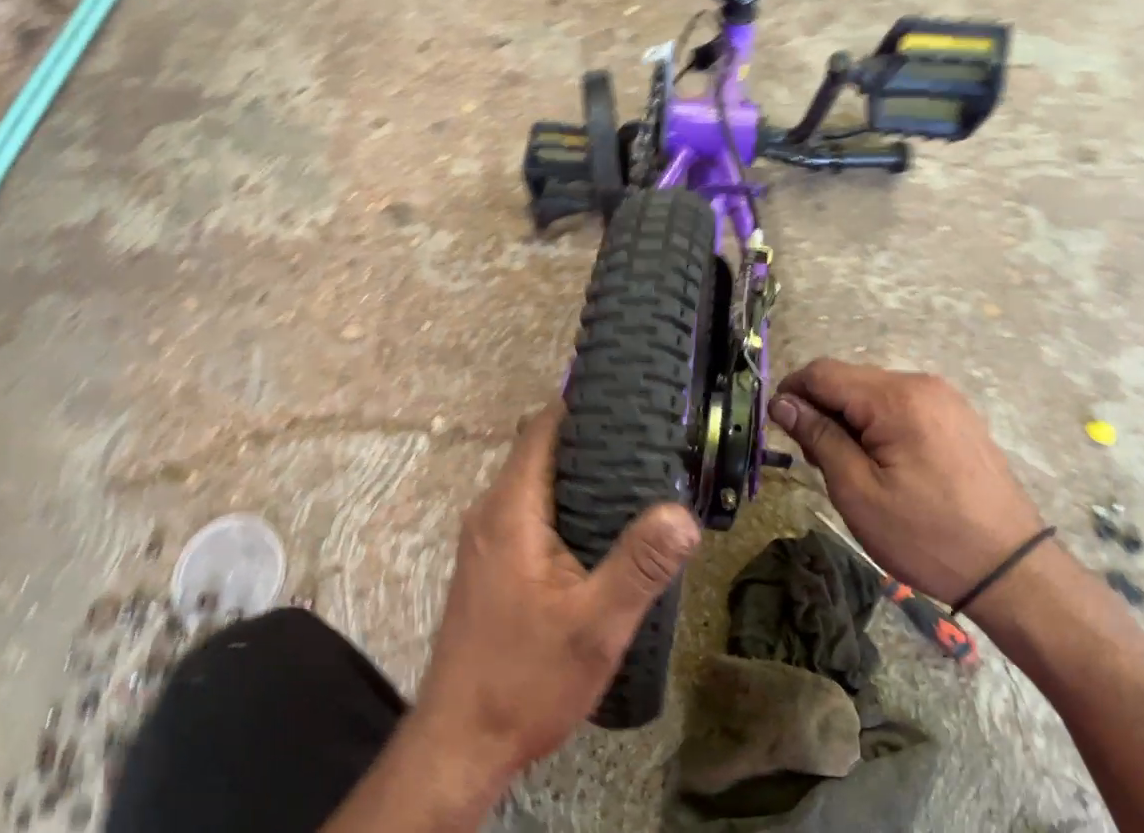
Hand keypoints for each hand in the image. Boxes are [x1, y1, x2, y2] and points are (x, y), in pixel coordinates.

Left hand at [413, 403, 700, 774]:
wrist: (462, 741)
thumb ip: (638, 565)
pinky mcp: (489, 567)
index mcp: (509, 510)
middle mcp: (489, 513)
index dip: (582, 408)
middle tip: (652, 446)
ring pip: (536, 486)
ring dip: (579, 480)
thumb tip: (682, 513)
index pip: (541, 429)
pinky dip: (565, 509)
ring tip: (639, 484)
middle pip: (540, 454)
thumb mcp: (594, 625)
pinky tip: (603, 532)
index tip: (630, 403)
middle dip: (591, 444)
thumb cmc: (525, 678)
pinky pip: (529, 515)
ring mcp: (485, 541)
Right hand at [768, 359, 1043, 605]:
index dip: (790, 394)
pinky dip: (878, 427)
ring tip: (848, 471)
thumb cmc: (925, 535)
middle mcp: (922, 385)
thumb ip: (819, 437)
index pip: (822, 373)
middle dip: (821, 412)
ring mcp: (946, 401)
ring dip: (848, 422)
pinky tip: (882, 467)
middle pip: (849, 381)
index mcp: (896, 398)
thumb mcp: (857, 491)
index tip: (777, 430)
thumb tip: (783, 403)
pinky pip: (901, 409)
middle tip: (816, 463)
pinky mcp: (958, 420)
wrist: (1011, 570)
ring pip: (873, 395)